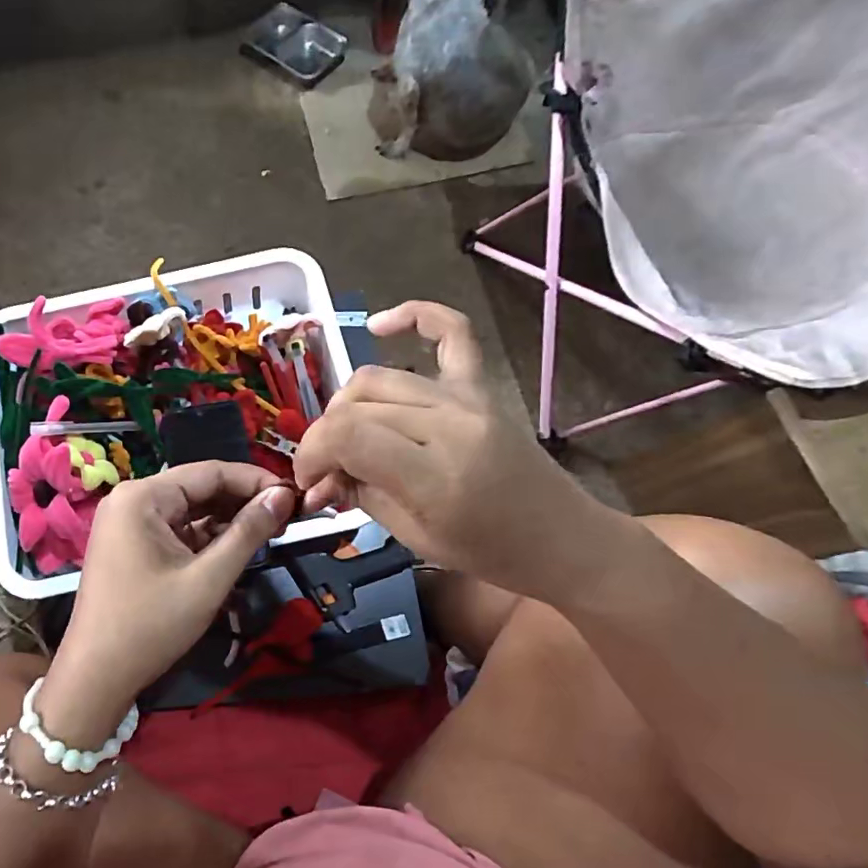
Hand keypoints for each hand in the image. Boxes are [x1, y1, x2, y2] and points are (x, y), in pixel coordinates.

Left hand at [42, 462, 296, 740]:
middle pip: (200, 488)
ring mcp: (129, 523)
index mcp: (143, 497)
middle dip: (243, 501)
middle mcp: (132, 499)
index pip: (211, 472)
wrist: (97, 676)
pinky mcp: (133, 545)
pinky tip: (238, 547)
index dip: (256, 481)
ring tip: (270, 532)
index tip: (295, 497)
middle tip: (287, 518)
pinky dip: (207, 537)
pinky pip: (178, 529)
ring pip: (191, 509)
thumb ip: (248, 532)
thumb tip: (284, 495)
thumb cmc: (152, 625)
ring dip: (228, 520)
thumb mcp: (209, 578)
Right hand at [293, 301, 600, 602]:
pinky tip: (380, 324)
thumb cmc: (487, 552)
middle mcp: (449, 424)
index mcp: (433, 474)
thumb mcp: (413, 538)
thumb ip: (361, 495)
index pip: (347, 435)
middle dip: (325, 437)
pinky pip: (451, 333)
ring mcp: (468, 398)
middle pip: (357, 404)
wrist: (559, 538)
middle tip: (327, 473)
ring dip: (348, 405)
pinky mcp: (482, 387)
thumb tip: (320, 477)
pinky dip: (415, 316)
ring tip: (348, 439)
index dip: (311, 453)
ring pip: (379, 378)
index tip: (308, 480)